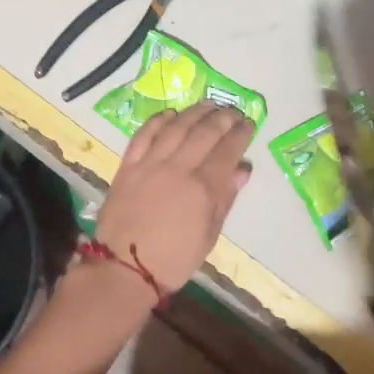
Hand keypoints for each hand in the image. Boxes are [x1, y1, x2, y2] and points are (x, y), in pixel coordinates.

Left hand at [94, 103, 256, 293]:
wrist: (125, 268)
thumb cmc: (173, 259)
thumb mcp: (209, 235)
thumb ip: (225, 198)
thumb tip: (242, 169)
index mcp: (202, 188)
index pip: (227, 150)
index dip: (240, 134)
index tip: (249, 124)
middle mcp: (178, 168)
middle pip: (204, 133)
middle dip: (221, 118)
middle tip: (232, 111)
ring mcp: (150, 164)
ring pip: (176, 128)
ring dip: (194, 112)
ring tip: (207, 104)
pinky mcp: (128, 166)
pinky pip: (144, 135)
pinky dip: (158, 121)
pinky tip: (170, 114)